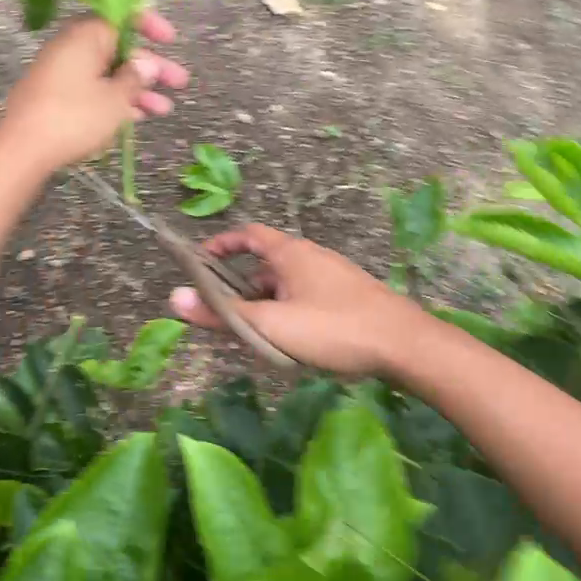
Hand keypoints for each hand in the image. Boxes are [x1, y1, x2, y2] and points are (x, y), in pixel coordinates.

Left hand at [0, 12, 188, 174]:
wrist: (22, 149)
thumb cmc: (75, 117)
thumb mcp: (115, 98)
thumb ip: (136, 77)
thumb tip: (145, 63)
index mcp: (86, 36)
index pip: (122, 16)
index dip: (150, 25)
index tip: (170, 39)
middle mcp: (71, 47)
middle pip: (118, 49)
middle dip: (150, 67)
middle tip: (178, 82)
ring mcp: (59, 72)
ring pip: (106, 73)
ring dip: (136, 89)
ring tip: (163, 110)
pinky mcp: (52, 96)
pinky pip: (90, 89)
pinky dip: (113, 100)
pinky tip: (135, 118)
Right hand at [169, 224, 426, 375]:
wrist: (407, 346)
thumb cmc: (334, 328)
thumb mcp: (271, 325)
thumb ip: (223, 313)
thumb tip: (173, 298)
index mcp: (291, 253)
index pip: (248, 235)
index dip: (221, 245)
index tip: (199, 261)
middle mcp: (312, 257)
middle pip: (265, 263)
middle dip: (240, 285)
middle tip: (222, 312)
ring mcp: (334, 277)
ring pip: (287, 284)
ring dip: (265, 302)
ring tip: (254, 335)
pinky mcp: (350, 298)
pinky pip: (307, 298)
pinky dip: (288, 311)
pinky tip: (292, 343)